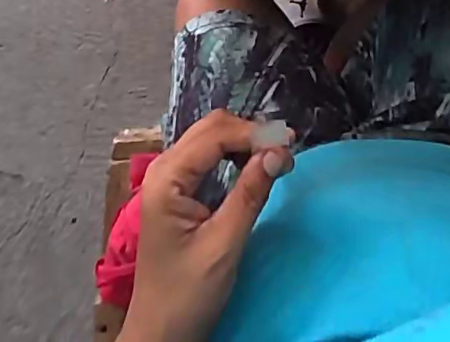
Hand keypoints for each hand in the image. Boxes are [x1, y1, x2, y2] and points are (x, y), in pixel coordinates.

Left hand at [122, 111, 292, 341]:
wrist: (159, 333)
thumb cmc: (187, 294)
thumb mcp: (223, 246)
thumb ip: (249, 194)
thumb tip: (278, 152)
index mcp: (167, 176)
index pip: (214, 134)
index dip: (252, 133)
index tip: (289, 143)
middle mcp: (164, 166)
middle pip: (210, 128)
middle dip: (249, 133)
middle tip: (286, 149)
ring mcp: (169, 176)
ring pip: (210, 138)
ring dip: (243, 141)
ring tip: (276, 157)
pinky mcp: (177, 188)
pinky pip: (208, 156)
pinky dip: (233, 154)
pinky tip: (253, 166)